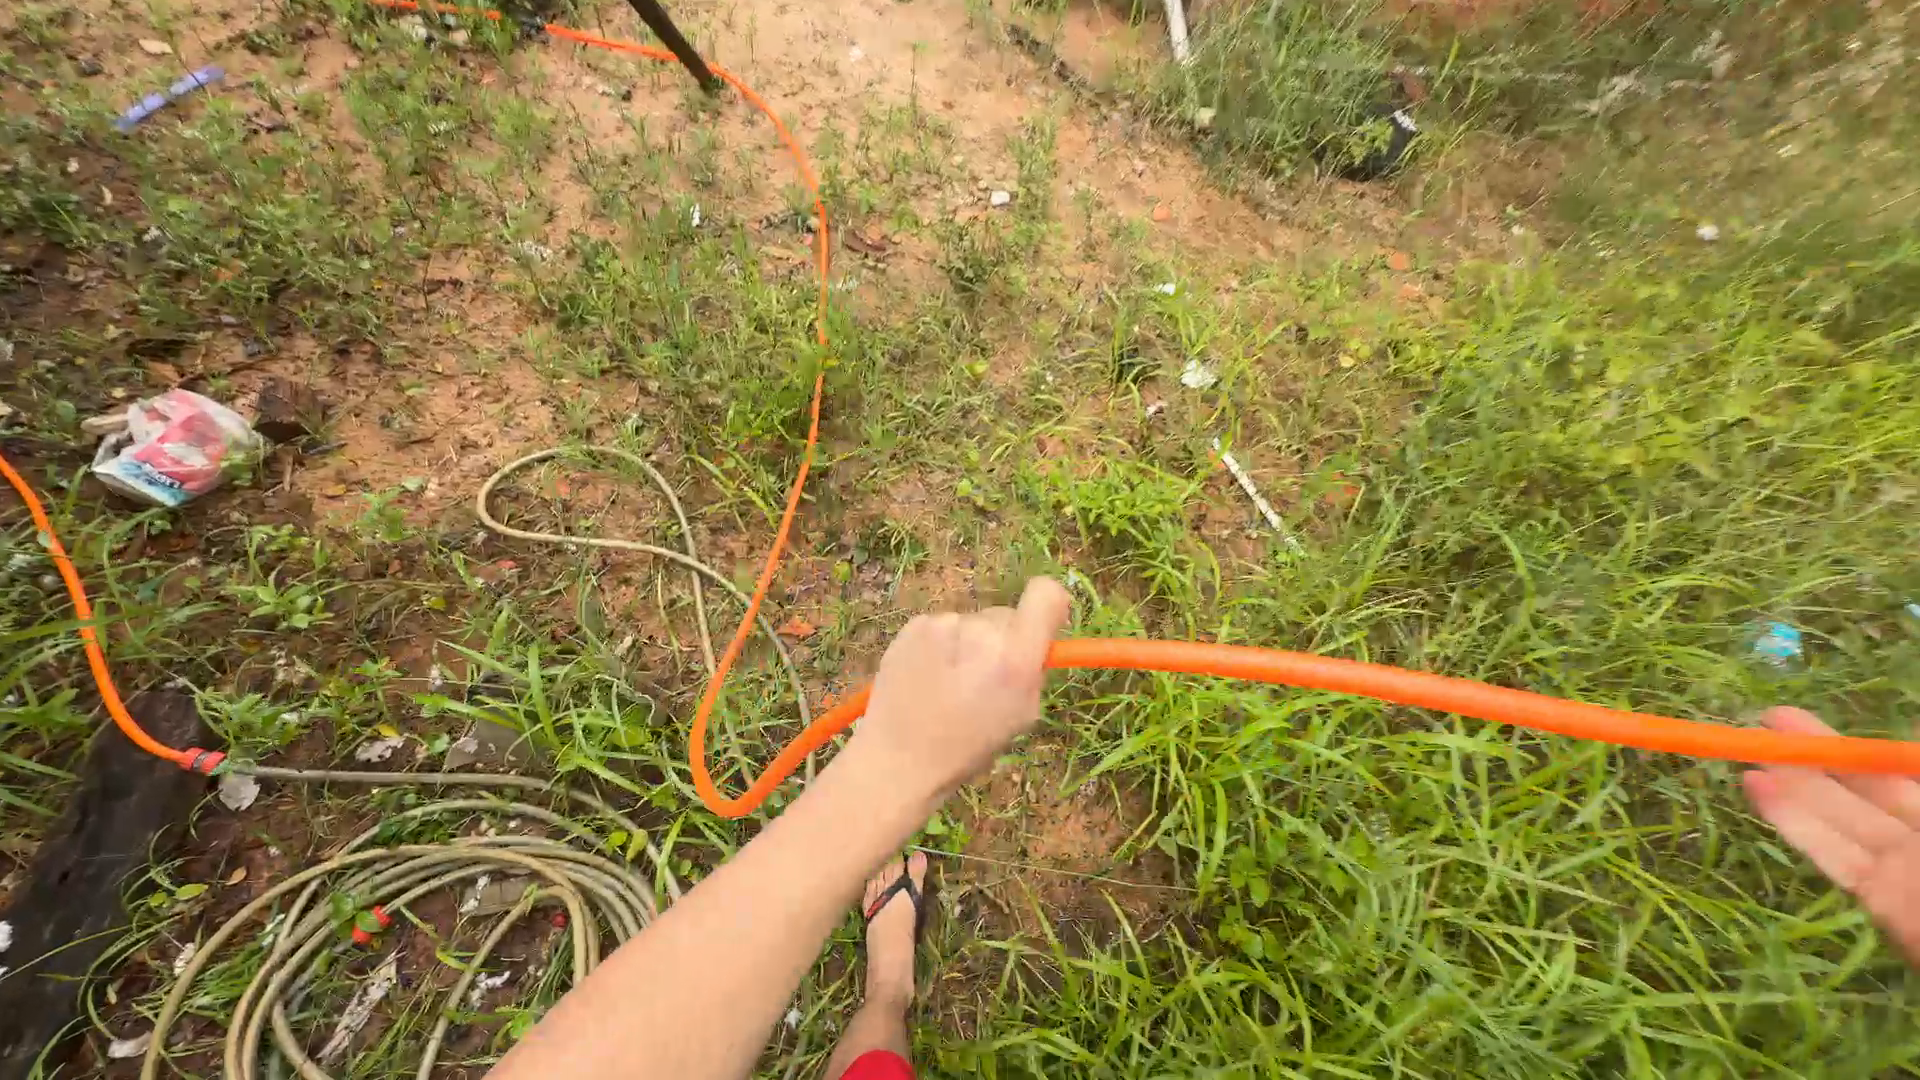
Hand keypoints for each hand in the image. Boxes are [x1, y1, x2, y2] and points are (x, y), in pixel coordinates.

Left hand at [842, 577, 1071, 806]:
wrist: (899, 757)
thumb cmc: (968, 747)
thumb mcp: (1021, 716)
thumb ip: (1032, 671)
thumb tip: (1037, 641)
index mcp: (1015, 658)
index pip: (1046, 593)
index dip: (1049, 604)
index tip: (1042, 624)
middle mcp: (981, 632)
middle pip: (1006, 615)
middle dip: (1003, 639)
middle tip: (984, 675)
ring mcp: (944, 624)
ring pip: (972, 624)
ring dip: (968, 644)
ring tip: (948, 682)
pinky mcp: (915, 625)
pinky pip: (942, 627)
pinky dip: (940, 645)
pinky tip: (927, 675)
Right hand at [1743, 706, 1919, 961]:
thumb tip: (1918, 732)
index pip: (1916, 773)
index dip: (1888, 749)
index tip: (1852, 722)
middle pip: (1877, 790)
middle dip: (1826, 752)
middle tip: (1775, 717)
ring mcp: (1910, 873)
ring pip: (1842, 816)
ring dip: (1794, 781)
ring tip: (1749, 744)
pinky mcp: (1882, 899)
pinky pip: (1832, 853)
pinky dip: (1790, 820)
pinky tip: (1756, 787)